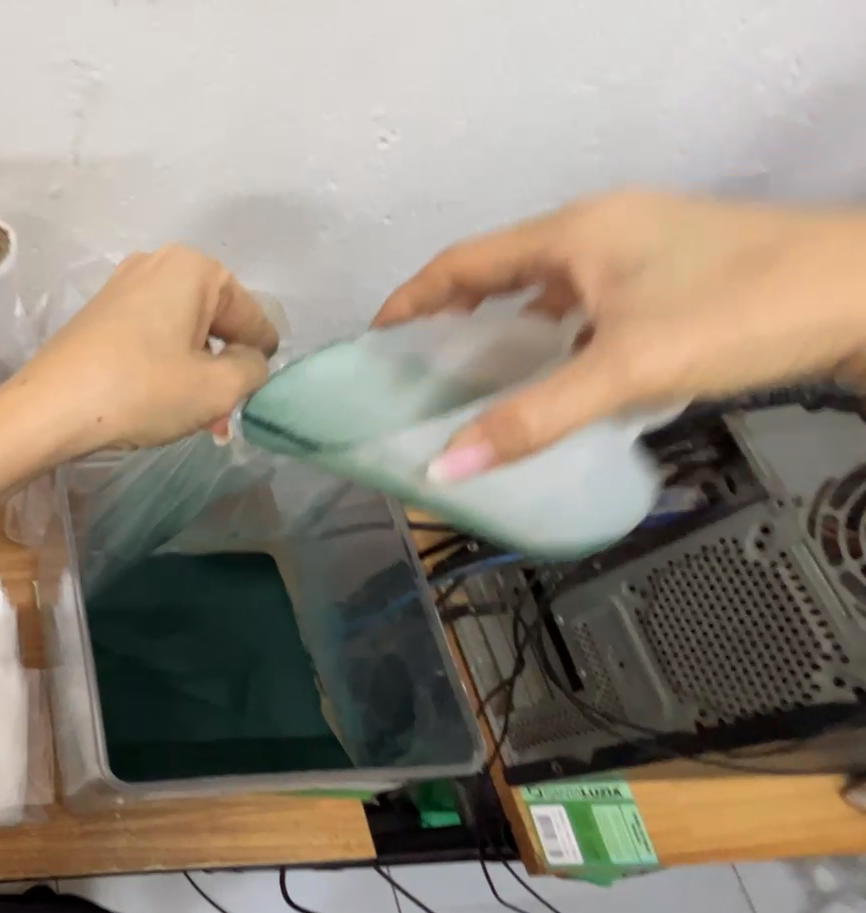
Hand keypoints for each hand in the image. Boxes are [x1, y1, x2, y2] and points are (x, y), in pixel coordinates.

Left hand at [0, 245, 278, 459]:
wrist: (46, 410)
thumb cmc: (138, 392)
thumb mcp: (216, 388)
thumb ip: (252, 371)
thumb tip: (247, 362)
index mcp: (192, 267)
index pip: (251, 316)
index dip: (259, 360)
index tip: (253, 395)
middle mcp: (154, 266)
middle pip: (211, 324)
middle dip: (219, 372)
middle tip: (217, 417)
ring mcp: (118, 291)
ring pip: (177, 338)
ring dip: (190, 378)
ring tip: (189, 421)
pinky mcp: (93, 320)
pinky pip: (146, 343)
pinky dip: (159, 373)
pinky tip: (155, 408)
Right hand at [375, 191, 865, 481]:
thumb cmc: (750, 309)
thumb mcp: (628, 369)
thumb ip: (530, 419)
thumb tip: (442, 471)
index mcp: (576, 232)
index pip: (461, 262)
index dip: (409, 301)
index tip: (373, 342)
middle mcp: (601, 229)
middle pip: (497, 268)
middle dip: (448, 313)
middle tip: (414, 363)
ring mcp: (641, 247)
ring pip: (541, 284)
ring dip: (500, 322)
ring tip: (469, 372)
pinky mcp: (673, 272)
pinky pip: (581, 298)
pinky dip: (549, 330)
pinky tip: (550, 368)